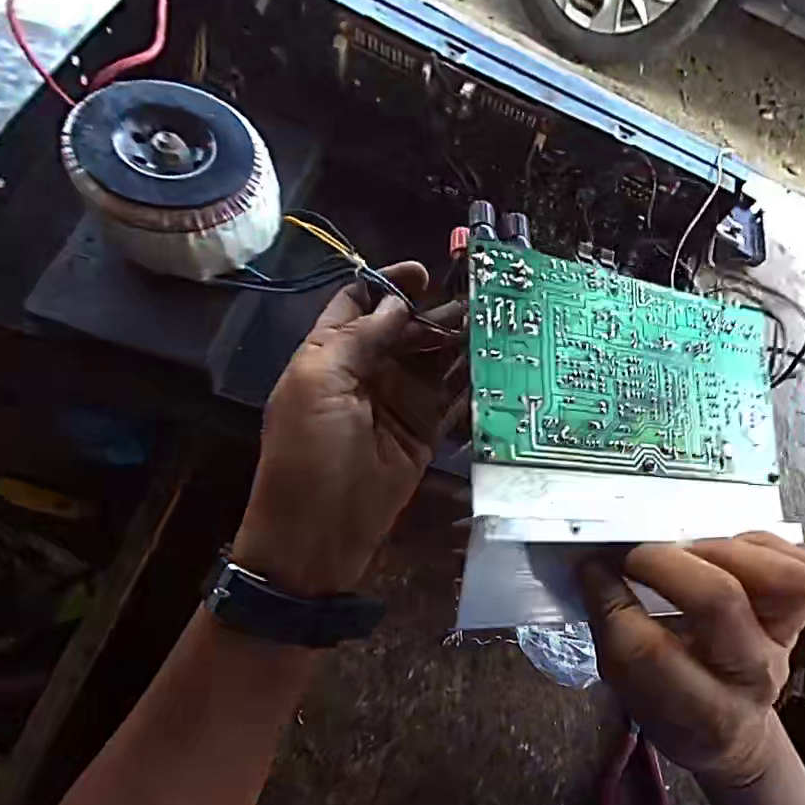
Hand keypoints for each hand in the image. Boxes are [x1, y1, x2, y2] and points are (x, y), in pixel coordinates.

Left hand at [233, 263, 462, 596]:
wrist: (320, 530)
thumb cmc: (309, 452)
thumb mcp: (319, 383)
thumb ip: (358, 338)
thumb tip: (397, 305)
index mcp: (331, 353)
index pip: (361, 304)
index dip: (390, 285)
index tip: (424, 274)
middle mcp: (369, 372)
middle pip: (407, 330)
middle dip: (437, 314)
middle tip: (478, 303)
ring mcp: (400, 402)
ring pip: (435, 361)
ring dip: (460, 344)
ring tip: (495, 326)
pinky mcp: (426, 432)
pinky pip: (452, 400)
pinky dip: (472, 383)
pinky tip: (496, 365)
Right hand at [580, 534, 804, 788]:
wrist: (729, 730)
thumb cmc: (669, 705)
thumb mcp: (628, 688)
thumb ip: (613, 629)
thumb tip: (595, 563)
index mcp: (701, 715)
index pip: (650, 650)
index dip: (612, 599)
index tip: (592, 568)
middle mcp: (753, 676)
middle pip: (719, 601)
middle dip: (664, 564)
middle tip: (633, 554)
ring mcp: (786, 641)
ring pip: (781, 579)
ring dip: (724, 551)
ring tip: (686, 551)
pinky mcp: (802, 613)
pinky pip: (800, 564)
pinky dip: (760, 547)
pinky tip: (723, 552)